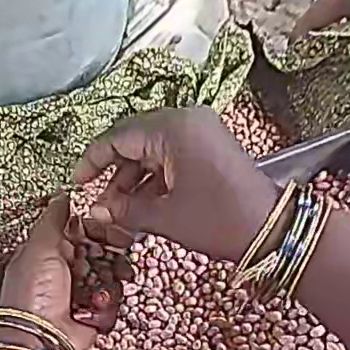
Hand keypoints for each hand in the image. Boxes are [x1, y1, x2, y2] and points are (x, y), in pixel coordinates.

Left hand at [0, 195, 122, 349]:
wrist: (42, 338)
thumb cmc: (31, 296)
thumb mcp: (40, 247)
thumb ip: (53, 218)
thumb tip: (62, 195)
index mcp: (47, 253)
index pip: (79, 232)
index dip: (95, 228)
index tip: (106, 226)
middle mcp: (64, 274)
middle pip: (100, 254)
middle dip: (109, 256)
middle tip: (112, 256)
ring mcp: (80, 295)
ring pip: (110, 279)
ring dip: (108, 285)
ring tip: (97, 291)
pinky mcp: (93, 315)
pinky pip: (112, 303)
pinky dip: (105, 306)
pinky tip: (94, 308)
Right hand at [74, 107, 279, 261]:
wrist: (271, 230)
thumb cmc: (218, 221)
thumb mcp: (166, 217)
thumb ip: (126, 210)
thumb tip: (97, 210)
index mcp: (173, 128)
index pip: (119, 136)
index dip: (93, 161)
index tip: (78, 183)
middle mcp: (187, 120)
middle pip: (136, 142)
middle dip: (116, 176)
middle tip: (103, 207)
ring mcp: (202, 132)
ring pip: (154, 152)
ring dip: (135, 182)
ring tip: (122, 214)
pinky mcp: (211, 148)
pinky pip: (173, 158)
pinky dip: (157, 180)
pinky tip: (145, 207)